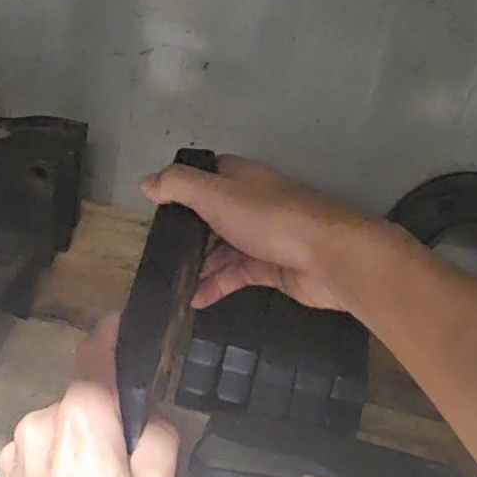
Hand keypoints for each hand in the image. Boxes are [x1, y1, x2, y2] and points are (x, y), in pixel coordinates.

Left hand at [0, 318, 180, 476]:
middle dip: (108, 415)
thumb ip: (156, 437)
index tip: (124, 324)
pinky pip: (43, 453)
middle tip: (135, 460)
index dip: (112, 336)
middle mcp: (37, 423)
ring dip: (84, 444)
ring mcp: (15, 453)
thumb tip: (147, 417)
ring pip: (62, 428)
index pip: (94, 355)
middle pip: (81, 399)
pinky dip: (63, 464)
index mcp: (77, 417)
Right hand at [140, 154, 382, 310]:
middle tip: (155, 253)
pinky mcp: (271, 267)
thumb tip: (145, 182)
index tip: (154, 209)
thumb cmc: (271, 219)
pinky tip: (194, 300)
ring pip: (221, 248)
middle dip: (185, 232)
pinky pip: (235, 275)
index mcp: (239, 179)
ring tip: (169, 283)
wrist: (330, 257)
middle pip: (210, 215)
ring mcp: (262, 237)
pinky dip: (215, 286)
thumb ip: (178, 186)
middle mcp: (250, 203)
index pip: (203, 176)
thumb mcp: (216, 195)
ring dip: (198, 264)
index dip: (179, 188)